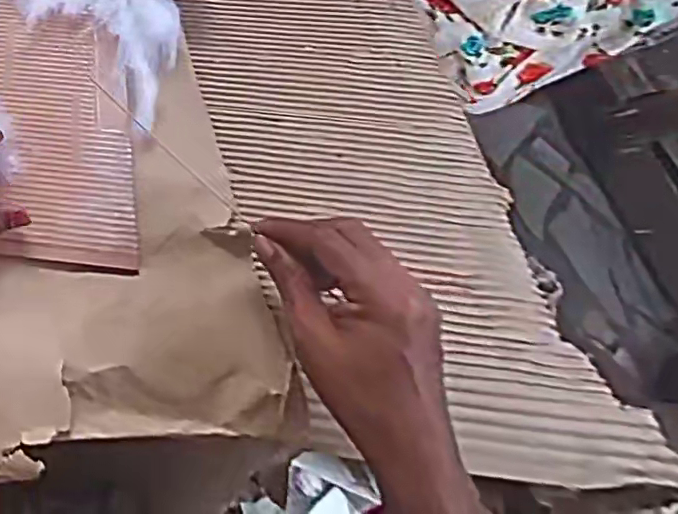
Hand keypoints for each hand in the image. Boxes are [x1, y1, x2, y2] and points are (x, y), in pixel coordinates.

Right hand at [254, 217, 481, 513]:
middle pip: (350, 232)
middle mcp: (407, 287)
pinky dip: (345, 263)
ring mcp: (416, 296)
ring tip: (295, 263)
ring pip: (363, 245)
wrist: (412, 449)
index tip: (261, 228)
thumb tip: (269, 246)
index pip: (329, 240)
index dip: (289, 229)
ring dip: (326, 246)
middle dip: (308, 232)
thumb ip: (290, 282)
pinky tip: (323, 281)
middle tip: (274, 241)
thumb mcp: (313, 339)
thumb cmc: (365, 404)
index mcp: (385, 294)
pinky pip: (376, 265)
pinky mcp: (416, 306)